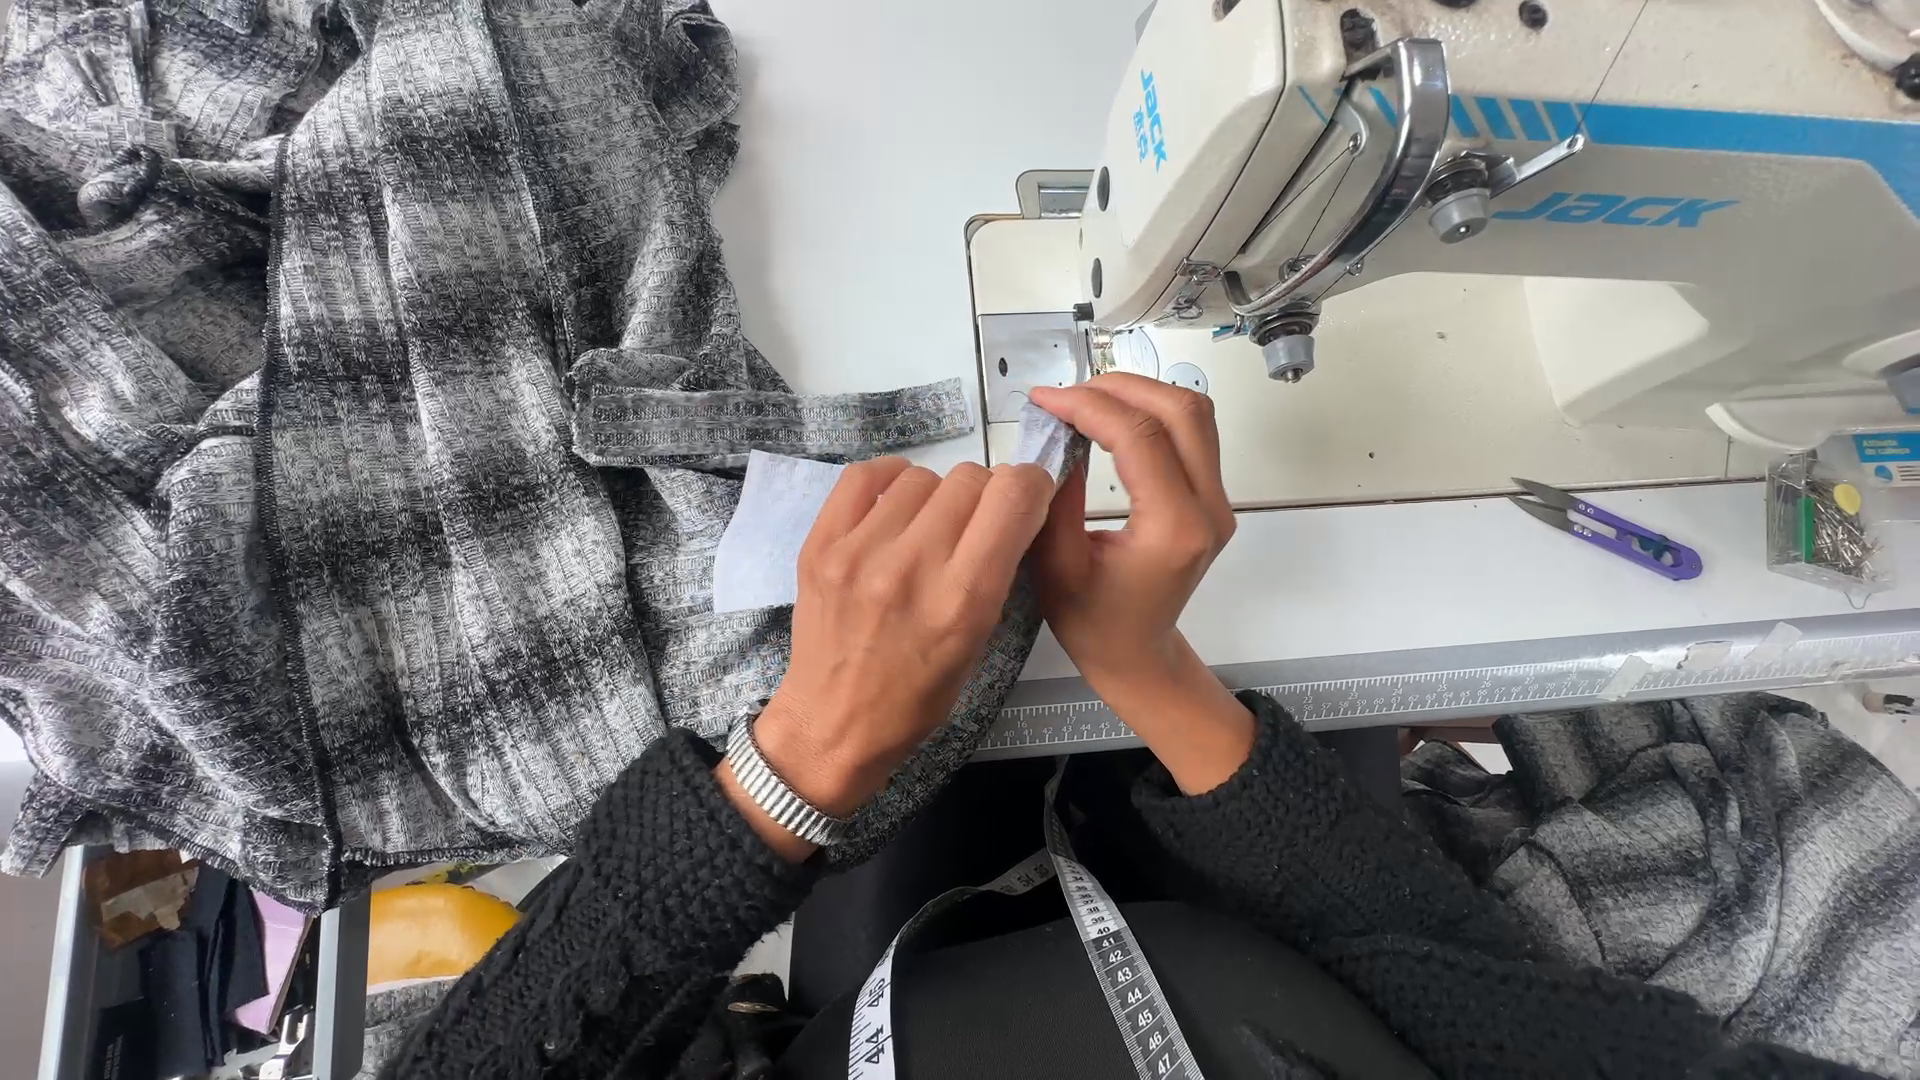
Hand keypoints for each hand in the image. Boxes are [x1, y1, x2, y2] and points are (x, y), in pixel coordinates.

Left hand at [720, 457, 1054, 859]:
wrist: (833, 724)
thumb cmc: (917, 696)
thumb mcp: (979, 642)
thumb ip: (999, 570)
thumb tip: (1011, 506)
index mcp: (963, 599)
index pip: (1014, 497)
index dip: (1032, 486)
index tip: (1026, 500)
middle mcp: (912, 566)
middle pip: (971, 479)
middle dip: (986, 494)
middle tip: (974, 524)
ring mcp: (859, 552)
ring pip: (922, 477)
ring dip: (937, 494)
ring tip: (928, 526)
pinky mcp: (820, 545)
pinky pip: (864, 475)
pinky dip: (890, 478)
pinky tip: (896, 502)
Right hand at [1028, 374, 1253, 792]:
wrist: (1136, 654)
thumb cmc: (1091, 622)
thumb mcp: (1057, 566)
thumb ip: (1057, 498)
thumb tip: (1055, 435)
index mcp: (1173, 529)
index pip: (1139, 438)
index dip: (1088, 406)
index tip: (1043, 399)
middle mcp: (1209, 509)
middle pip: (1182, 411)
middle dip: (1119, 388)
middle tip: (1067, 394)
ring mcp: (1218, 502)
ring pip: (1194, 414)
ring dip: (1140, 394)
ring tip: (1086, 400)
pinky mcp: (1211, 499)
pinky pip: (1192, 434)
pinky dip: (1151, 413)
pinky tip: (1112, 419)